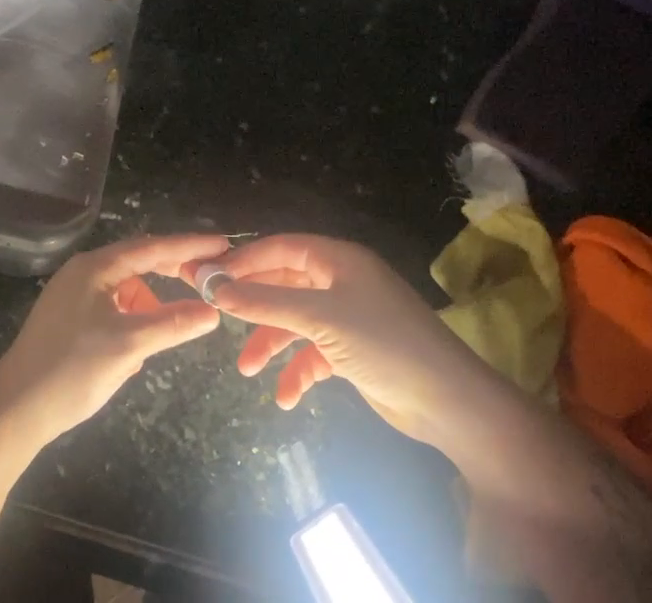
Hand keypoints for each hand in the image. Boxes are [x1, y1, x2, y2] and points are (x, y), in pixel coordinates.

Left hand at [0, 234, 228, 441]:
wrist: (17, 407)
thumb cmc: (72, 368)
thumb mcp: (130, 345)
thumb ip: (173, 323)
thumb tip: (213, 310)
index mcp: (95, 268)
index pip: (151, 247)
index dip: (189, 246)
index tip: (223, 245)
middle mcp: (83, 273)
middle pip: (138, 262)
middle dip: (173, 273)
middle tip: (209, 280)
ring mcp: (74, 296)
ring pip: (126, 290)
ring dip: (150, 306)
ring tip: (166, 332)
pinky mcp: (70, 319)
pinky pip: (113, 310)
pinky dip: (131, 324)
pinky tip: (135, 354)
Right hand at [202, 233, 513, 458]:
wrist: (450, 402)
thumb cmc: (384, 344)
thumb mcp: (319, 319)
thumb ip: (264, 302)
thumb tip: (213, 287)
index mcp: (338, 259)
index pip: (278, 248)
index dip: (239, 260)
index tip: (201, 275)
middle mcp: (341, 282)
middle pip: (282, 284)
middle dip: (249, 304)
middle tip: (208, 314)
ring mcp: (347, 317)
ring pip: (293, 321)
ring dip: (269, 343)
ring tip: (245, 369)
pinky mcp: (353, 351)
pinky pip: (312, 353)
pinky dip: (297, 371)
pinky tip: (286, 398)